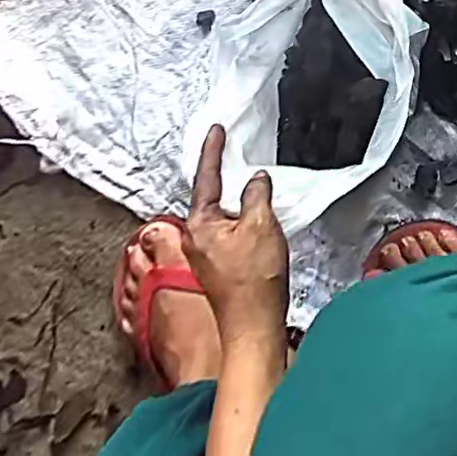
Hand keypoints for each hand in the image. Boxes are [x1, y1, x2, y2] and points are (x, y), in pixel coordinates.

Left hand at [185, 125, 288, 341]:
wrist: (254, 326)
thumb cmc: (254, 279)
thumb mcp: (261, 224)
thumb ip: (257, 194)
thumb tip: (256, 179)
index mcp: (199, 224)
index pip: (206, 177)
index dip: (213, 151)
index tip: (215, 130)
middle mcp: (195, 238)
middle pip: (210, 195)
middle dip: (222, 175)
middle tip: (230, 150)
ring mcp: (205, 253)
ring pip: (220, 214)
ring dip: (234, 200)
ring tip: (249, 186)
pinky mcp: (218, 265)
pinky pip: (227, 229)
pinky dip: (239, 217)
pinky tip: (254, 218)